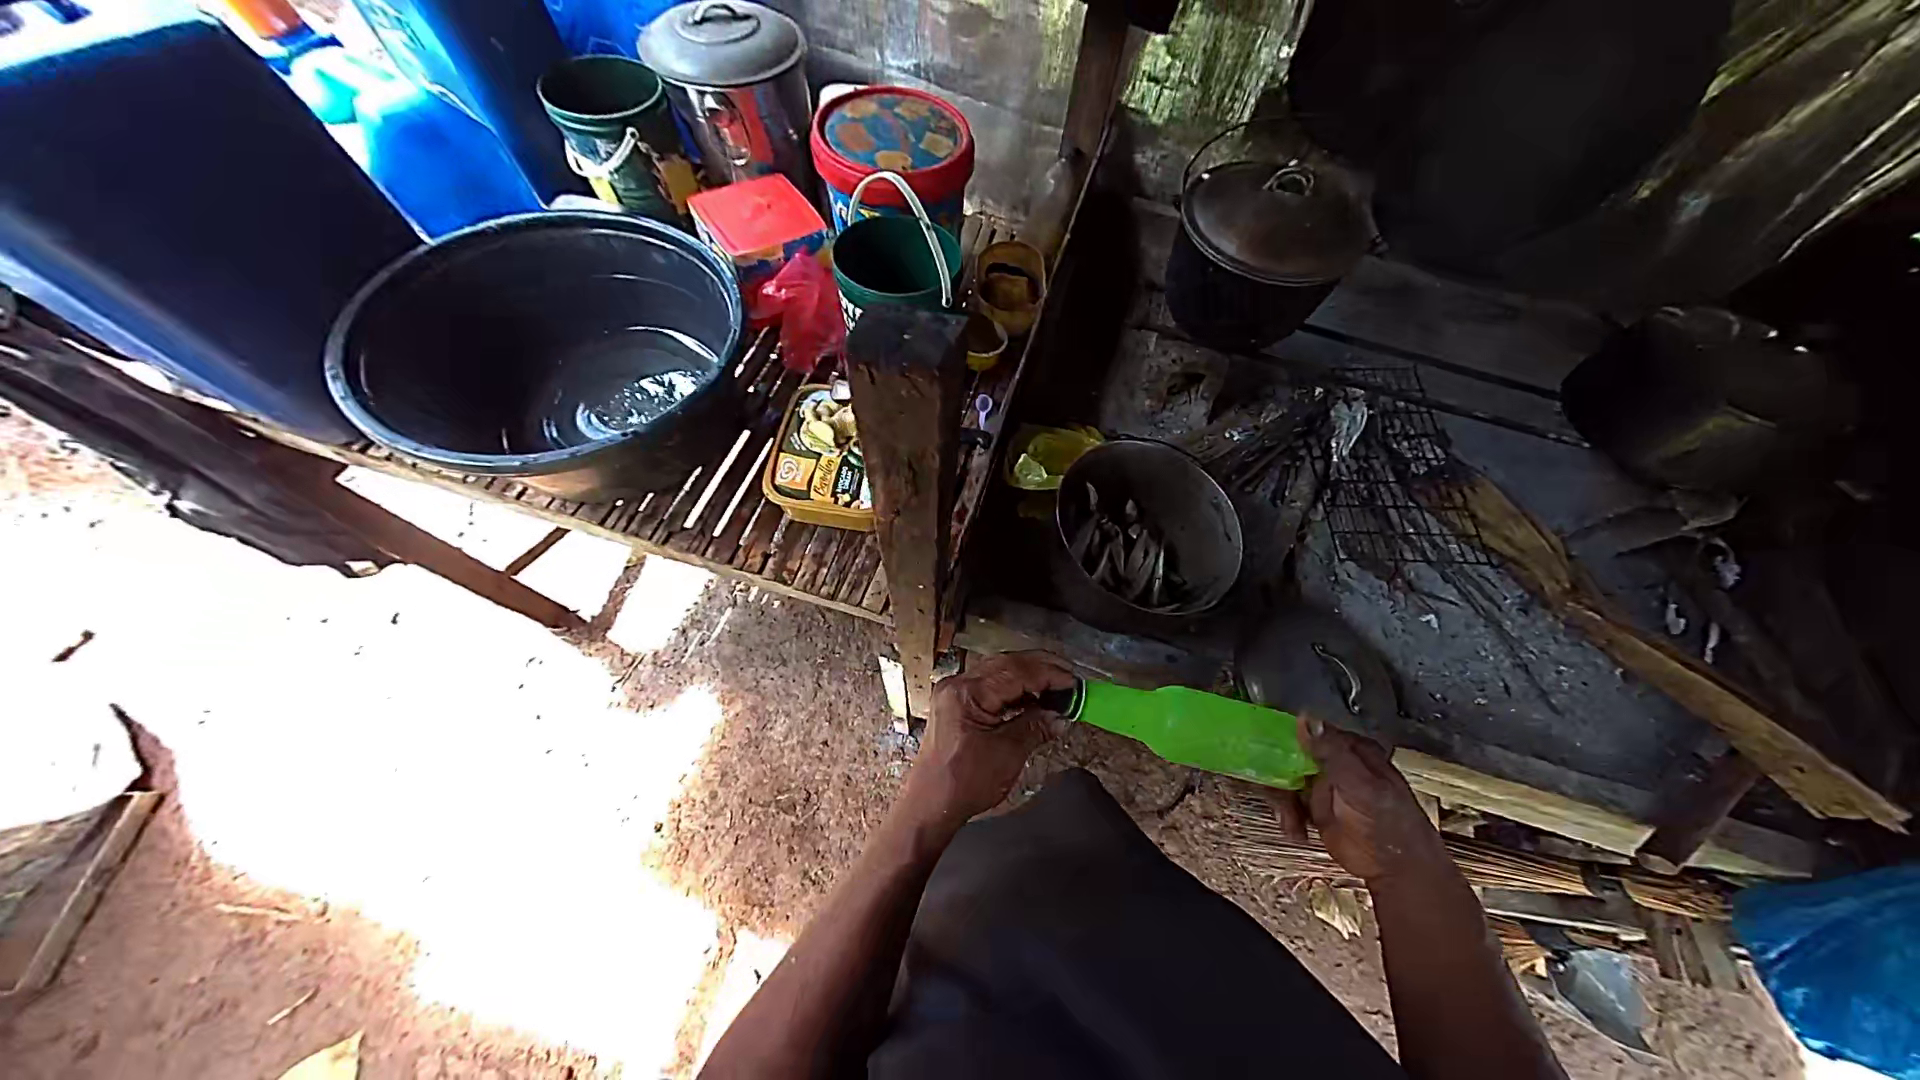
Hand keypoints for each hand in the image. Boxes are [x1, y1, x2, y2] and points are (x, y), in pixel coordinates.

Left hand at [900, 651, 1075, 827]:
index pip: (1016, 671)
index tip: (1074, 682)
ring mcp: (955, 692)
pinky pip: (990, 685)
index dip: (1049, 674)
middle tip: (1069, 677)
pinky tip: (1033, 698)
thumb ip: (1035, 727)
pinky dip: (1014, 688)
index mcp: (967, 692)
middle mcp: (958, 684)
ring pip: (999, 671)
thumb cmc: (963, 782)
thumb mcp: (1007, 754)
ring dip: (1029, 676)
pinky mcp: (957, 704)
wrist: (930, 804)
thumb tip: (1061, 716)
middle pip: (1006, 664)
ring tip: (1056, 686)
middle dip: (1041, 667)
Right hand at [1262, 715, 1450, 885]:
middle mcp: (1333, 761)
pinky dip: (1286, 815)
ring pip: (1284, 778)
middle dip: (1278, 778)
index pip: (1307, 731)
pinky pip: (1288, 801)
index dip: (1282, 739)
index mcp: (1348, 747)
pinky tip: (1295, 830)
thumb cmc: (1387, 825)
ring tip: (1291, 824)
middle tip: (1279, 797)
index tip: (1262, 750)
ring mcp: (1322, 784)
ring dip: (1282, 802)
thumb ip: (1331, 751)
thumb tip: (1305, 717)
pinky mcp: (1313, 806)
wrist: (1397, 873)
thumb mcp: (1359, 784)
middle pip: (1289, 755)